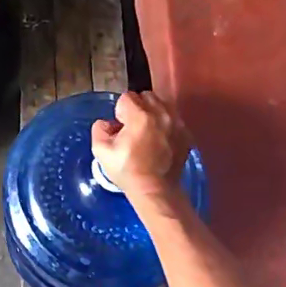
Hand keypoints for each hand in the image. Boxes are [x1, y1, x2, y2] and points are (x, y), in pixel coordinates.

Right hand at [91, 90, 192, 216]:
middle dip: (137, 108)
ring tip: (148, 132)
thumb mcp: (101, 151)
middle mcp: (161, 114)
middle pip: (146, 96)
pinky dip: (166, 123)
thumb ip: (99, 129)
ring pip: (162, 104)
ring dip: (153, 113)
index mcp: (140, 116)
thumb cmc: (128, 171)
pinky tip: (160, 140)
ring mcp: (177, 123)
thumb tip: (106, 123)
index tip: (121, 128)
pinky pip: (174, 118)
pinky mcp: (186, 134)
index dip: (120, 112)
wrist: (156, 190)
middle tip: (133, 127)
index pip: (126, 97)